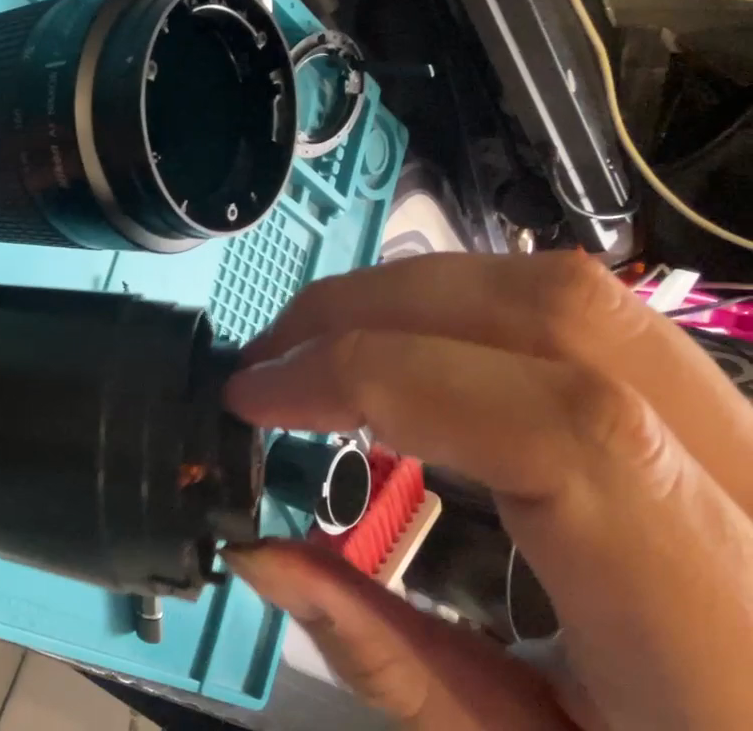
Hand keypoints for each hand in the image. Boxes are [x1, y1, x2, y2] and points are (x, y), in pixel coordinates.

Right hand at [223, 252, 752, 729]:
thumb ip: (395, 662)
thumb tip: (256, 552)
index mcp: (728, 631)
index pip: (554, 430)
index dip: (372, 377)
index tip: (253, 399)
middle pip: (556, 318)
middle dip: (365, 311)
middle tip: (266, 362)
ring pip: (572, 296)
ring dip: (405, 297)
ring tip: (317, 349)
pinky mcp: (731, 422)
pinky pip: (588, 321)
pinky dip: (461, 311)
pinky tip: (405, 358)